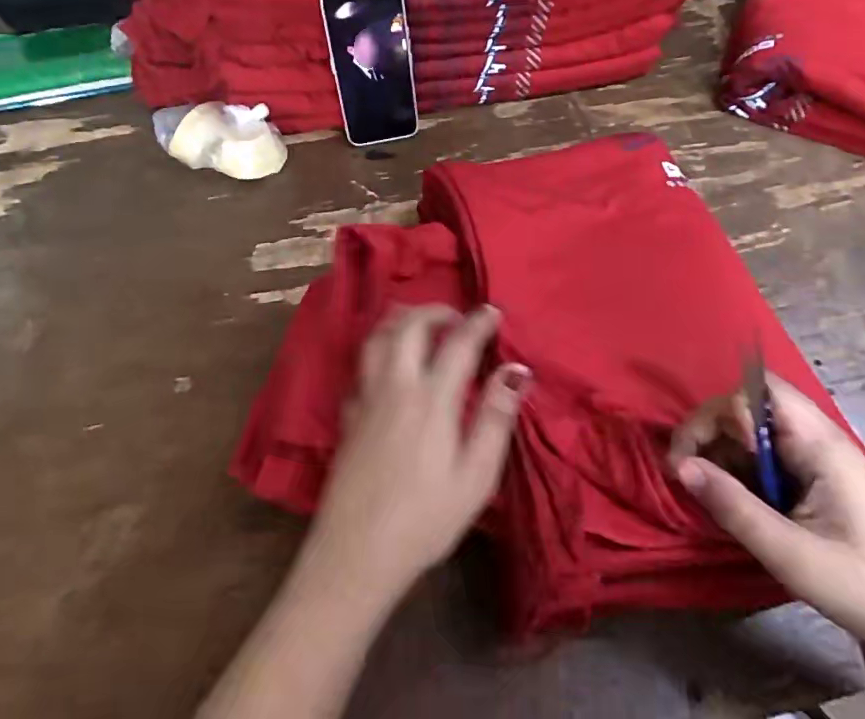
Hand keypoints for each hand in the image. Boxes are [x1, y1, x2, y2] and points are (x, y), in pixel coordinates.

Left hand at [301, 305, 529, 603]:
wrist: (355, 554)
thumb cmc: (426, 520)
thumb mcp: (476, 476)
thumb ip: (495, 418)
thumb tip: (517, 372)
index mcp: (431, 399)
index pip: (457, 343)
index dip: (478, 322)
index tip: (493, 311)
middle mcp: (395, 387)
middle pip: (409, 326)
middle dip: (435, 310)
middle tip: (458, 318)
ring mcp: (365, 399)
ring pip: (377, 338)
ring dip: (401, 320)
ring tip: (422, 325)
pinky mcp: (348, 417)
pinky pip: (362, 366)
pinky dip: (380, 350)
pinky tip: (391, 368)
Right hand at [668, 373, 864, 657]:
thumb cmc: (861, 587)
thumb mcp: (791, 555)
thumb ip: (734, 507)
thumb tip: (681, 467)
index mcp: (821, 444)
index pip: (762, 390)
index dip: (728, 413)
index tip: (712, 458)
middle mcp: (815, 439)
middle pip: (749, 404)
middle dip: (710, 428)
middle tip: (684, 470)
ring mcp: (812, 458)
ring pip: (750, 429)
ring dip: (718, 450)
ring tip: (701, 487)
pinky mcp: (808, 477)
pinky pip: (760, 455)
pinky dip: (735, 468)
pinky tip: (726, 497)